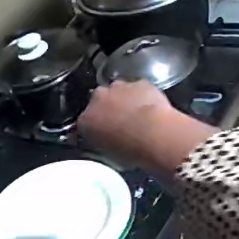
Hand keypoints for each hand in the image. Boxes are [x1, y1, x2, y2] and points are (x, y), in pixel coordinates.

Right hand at [78, 81, 214, 175]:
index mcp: (85, 120)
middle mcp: (98, 99)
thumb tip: (102, 143)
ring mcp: (119, 88)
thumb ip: (100, 144)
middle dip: (108, 110)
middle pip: (100, 101)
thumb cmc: (129, 150)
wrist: (153, 135)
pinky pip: (139, 89)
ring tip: (138, 118)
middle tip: (121, 125)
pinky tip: (152, 109)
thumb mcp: (107, 156)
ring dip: (125, 101)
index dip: (95, 129)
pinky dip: (143, 96)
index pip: (84, 123)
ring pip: (119, 92)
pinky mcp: (140, 83)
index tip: (104, 136)